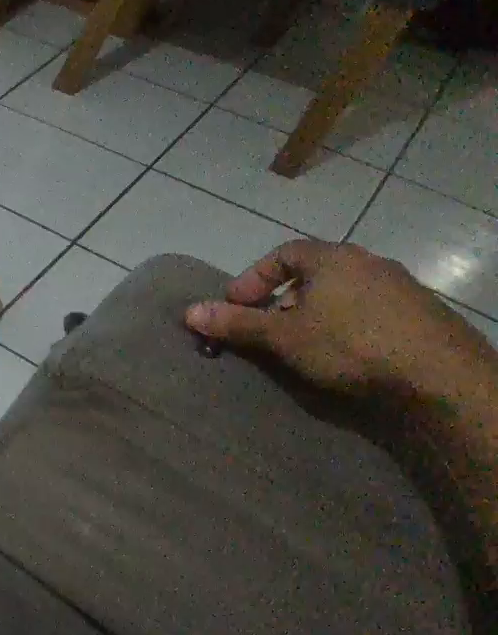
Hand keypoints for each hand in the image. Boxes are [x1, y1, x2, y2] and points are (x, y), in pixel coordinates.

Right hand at [185, 240, 494, 399]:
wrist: (445, 380)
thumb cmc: (351, 346)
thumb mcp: (282, 336)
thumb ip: (235, 322)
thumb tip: (189, 311)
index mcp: (336, 259)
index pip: (283, 253)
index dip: (253, 278)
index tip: (238, 305)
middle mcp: (372, 264)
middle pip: (313, 273)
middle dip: (281, 299)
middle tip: (266, 326)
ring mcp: (405, 290)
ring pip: (343, 293)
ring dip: (314, 313)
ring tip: (301, 343)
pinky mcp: (425, 317)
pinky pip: (371, 311)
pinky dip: (346, 325)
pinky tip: (342, 354)